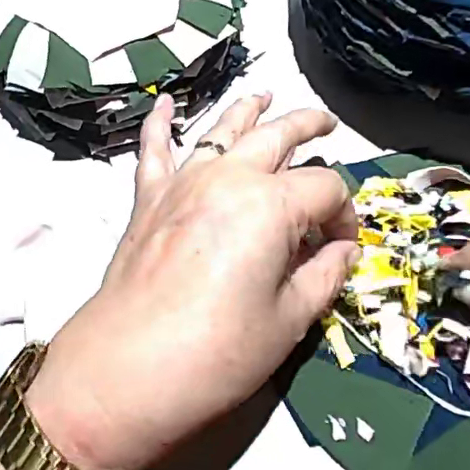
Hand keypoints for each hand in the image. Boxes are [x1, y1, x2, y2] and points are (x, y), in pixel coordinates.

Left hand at [24, 93, 357, 469]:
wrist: (123, 373)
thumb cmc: (216, 353)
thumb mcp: (289, 321)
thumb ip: (325, 276)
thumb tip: (346, 250)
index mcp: (271, 204)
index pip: (326, 190)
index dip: (346, 216)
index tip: (345, 247)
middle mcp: (229, 177)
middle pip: (279, 136)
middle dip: (309, 127)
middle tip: (329, 125)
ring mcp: (184, 183)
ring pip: (222, 129)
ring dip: (248, 110)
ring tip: (265, 97)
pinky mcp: (149, 199)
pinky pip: (155, 150)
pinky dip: (160, 124)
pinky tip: (164, 104)